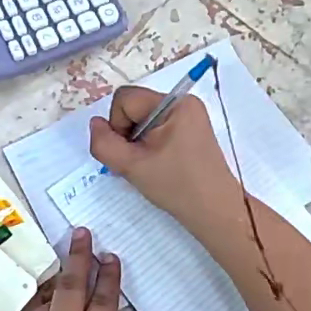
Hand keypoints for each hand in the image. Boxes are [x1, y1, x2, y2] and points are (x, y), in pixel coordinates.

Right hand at [88, 86, 231, 220]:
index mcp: (174, 103)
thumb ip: (104, 143)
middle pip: (135, 106)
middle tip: (138, 162)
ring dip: (137, 140)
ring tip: (148, 165)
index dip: (117, 125)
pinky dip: (149, 144)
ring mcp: (190, 115)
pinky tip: (157, 164)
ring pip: (144, 118)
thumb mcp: (131, 166)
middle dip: (127, 133)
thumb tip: (96, 124)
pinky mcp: (191, 129)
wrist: (215, 211)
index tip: (130, 152)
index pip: (125, 99)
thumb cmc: (176, 186)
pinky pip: (157, 127)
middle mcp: (184, 102)